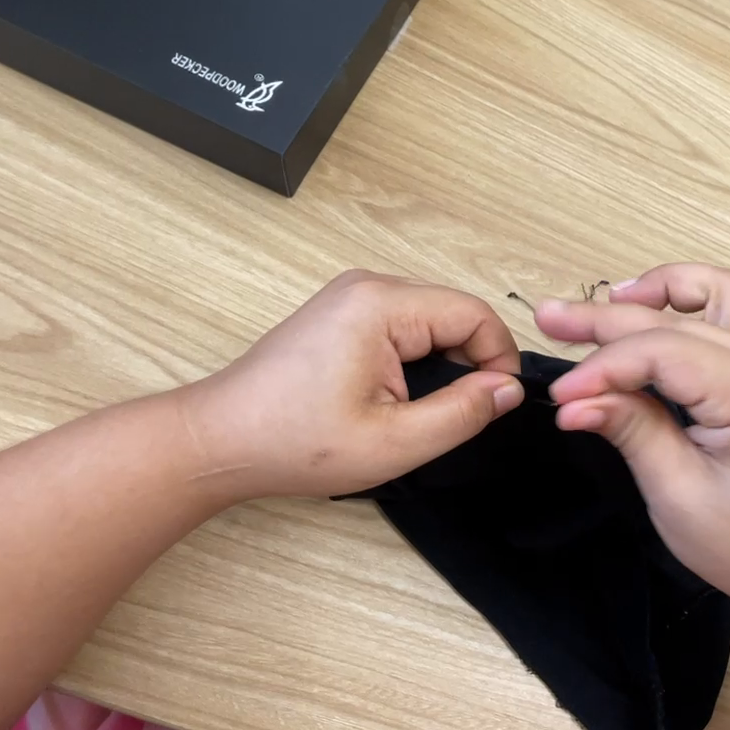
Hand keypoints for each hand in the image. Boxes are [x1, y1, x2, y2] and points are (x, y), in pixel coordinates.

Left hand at [179, 270, 524, 500]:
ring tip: (426, 408)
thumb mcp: (396, 441)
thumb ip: (463, 412)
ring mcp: (353, 297)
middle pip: (456, 313)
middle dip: (472, 362)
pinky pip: (408, 326)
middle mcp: (369, 287)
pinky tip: (402, 395)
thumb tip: (509, 389)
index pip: (475, 315)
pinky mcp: (345, 313)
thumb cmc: (296, 443)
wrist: (220, 439)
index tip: (493, 406)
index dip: (498, 359)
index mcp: (381, 306)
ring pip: (434, 321)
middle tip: (461, 414)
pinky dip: (421, 360)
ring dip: (446, 363)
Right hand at [535, 263, 729, 625]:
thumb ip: (630, 430)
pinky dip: (696, 307)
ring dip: (664, 292)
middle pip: (680, 320)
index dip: (603, 367)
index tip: (559, 395)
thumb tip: (573, 400)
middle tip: (549, 317)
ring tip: (611, 299)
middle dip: (609, 319)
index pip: (663, 352)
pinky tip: (663, 316)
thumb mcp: (677, 492)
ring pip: (720, 296)